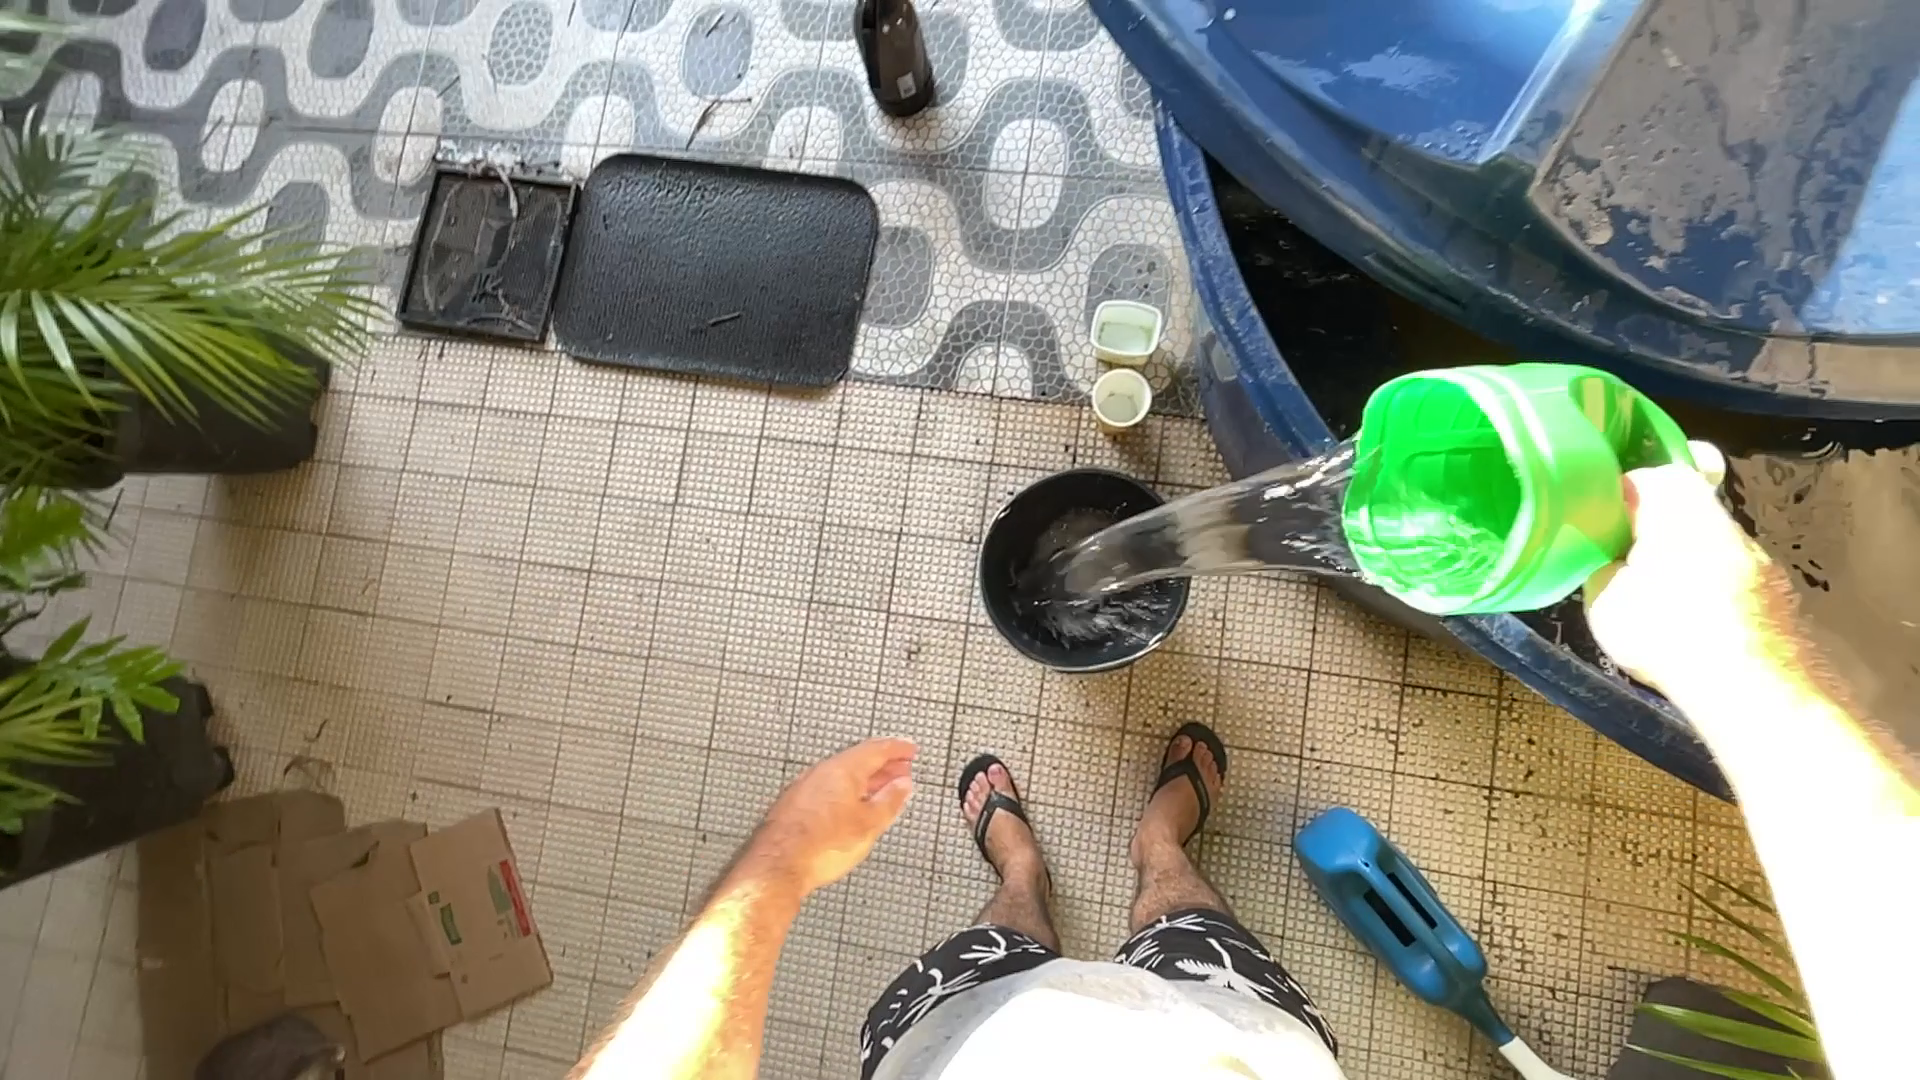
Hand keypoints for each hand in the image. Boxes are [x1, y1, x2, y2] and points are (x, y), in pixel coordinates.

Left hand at [747, 738, 915, 895]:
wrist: (777, 867)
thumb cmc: (819, 846)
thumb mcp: (869, 825)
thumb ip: (890, 801)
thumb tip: (903, 785)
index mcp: (843, 769)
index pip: (877, 748)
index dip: (898, 748)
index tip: (910, 749)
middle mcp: (822, 771)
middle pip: (859, 759)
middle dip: (884, 764)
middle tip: (902, 769)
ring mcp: (806, 786)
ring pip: (843, 774)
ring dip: (866, 778)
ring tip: (881, 790)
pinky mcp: (795, 803)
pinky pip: (829, 787)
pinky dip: (847, 790)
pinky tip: (852, 807)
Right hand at [1583, 442, 1788, 694]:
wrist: (1752, 690)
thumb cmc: (1666, 634)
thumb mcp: (1604, 595)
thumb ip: (1601, 561)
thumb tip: (1602, 553)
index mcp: (1682, 519)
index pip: (1657, 475)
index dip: (1623, 485)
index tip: (1596, 508)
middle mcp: (1729, 531)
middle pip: (1686, 504)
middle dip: (1649, 519)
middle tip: (1612, 546)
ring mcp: (1758, 563)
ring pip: (1706, 538)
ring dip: (1675, 550)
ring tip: (1643, 584)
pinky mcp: (1772, 593)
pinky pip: (1723, 568)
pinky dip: (1699, 578)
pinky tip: (1680, 611)